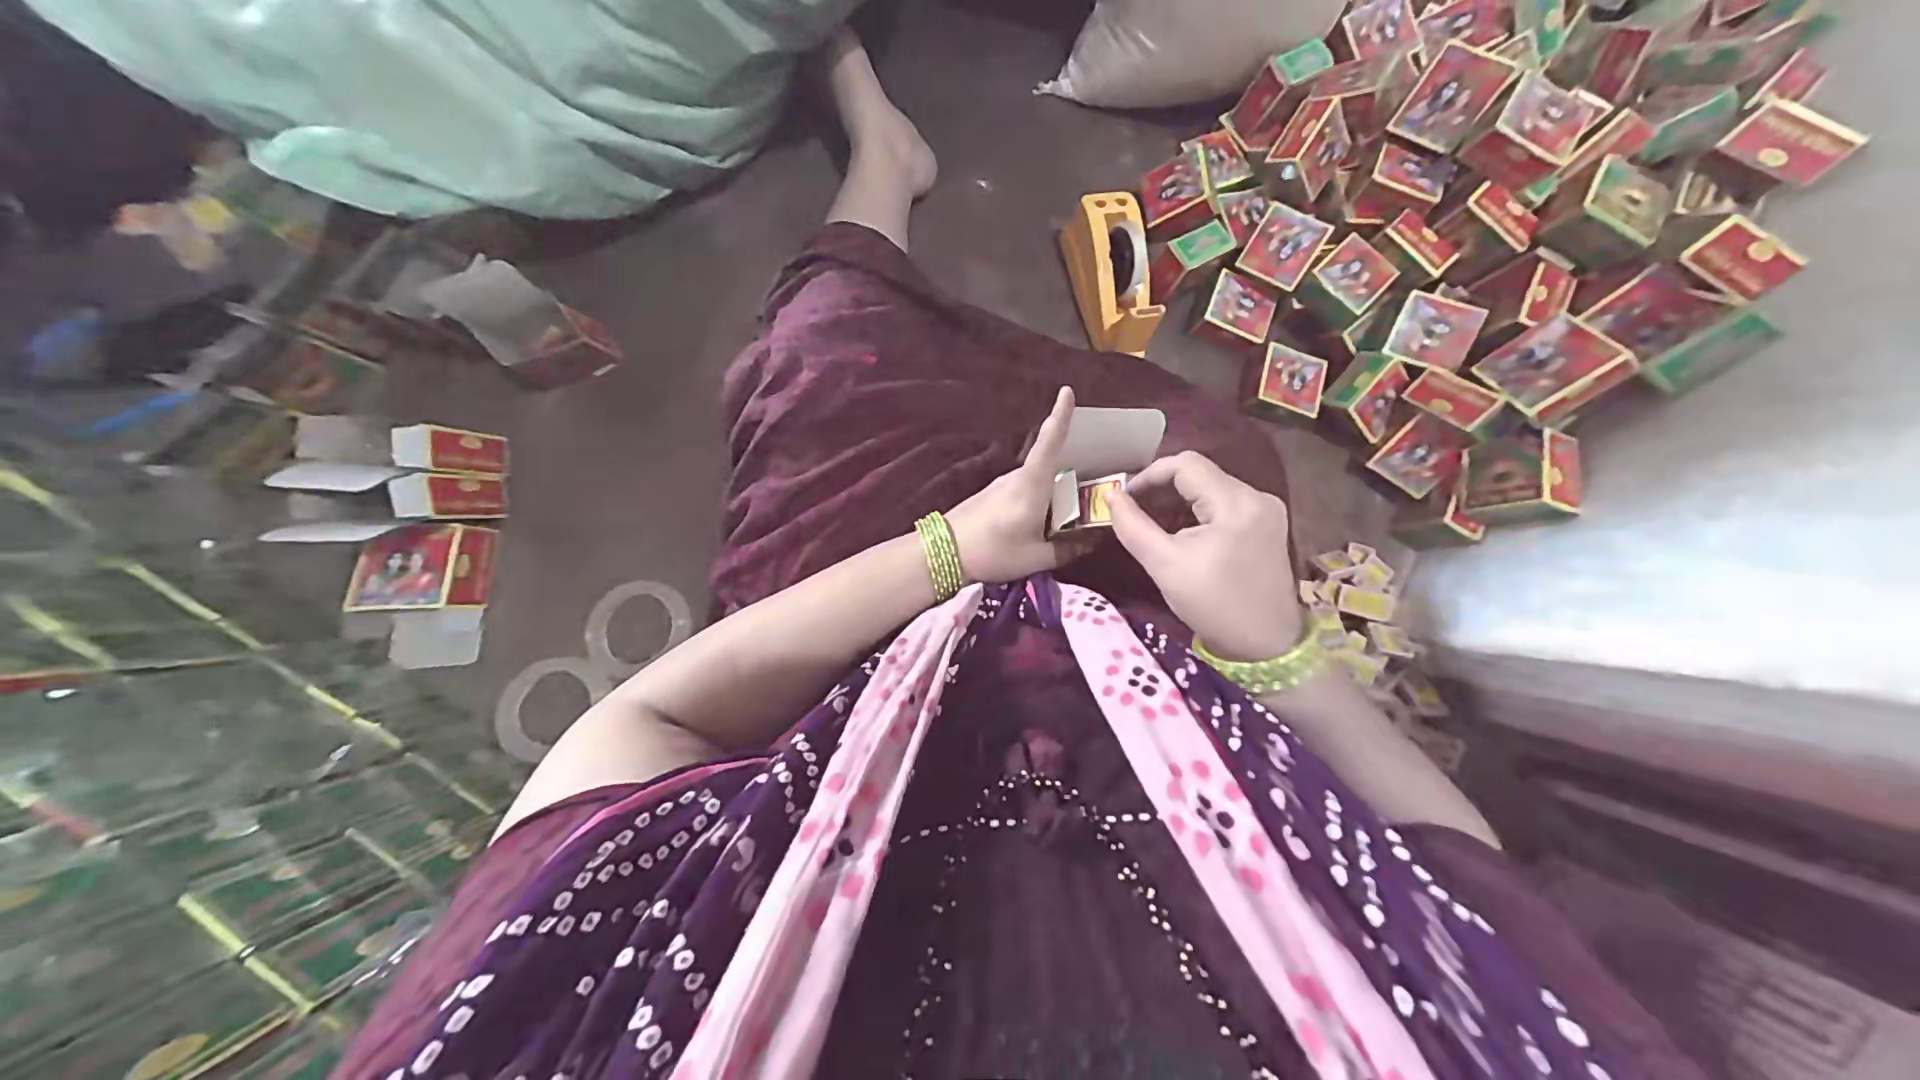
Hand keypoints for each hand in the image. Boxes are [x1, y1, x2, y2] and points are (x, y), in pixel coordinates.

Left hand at [946, 386, 1091, 584]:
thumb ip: (1067, 549)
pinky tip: (1031, 532)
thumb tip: (1092, 541)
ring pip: (1037, 485)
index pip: (1049, 443)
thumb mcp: (1036, 558)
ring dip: (1050, 501)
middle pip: (1050, 469)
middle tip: (1083, 512)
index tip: (1067, 391)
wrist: (942, 554)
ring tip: (1054, 532)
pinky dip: (1035, 507)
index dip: (1060, 416)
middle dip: (1069, 485)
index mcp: (1031, 485)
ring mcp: (1001, 485)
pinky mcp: (991, 495)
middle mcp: (1017, 477)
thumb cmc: (993, 552)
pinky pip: (1023, 493)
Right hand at [1106, 451, 1302, 660]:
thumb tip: (1111, 495)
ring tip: (1155, 526)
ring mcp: (1266, 509)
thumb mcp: (1165, 566)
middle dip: (1162, 489)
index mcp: (1235, 503)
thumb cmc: (1213, 605)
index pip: (1185, 464)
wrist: (1265, 644)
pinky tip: (1182, 534)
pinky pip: (1224, 502)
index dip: (1149, 476)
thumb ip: (1133, 526)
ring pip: (1211, 486)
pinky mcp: (1267, 523)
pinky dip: (1198, 511)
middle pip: (1199, 473)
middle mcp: (1257, 496)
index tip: (1126, 499)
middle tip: (1136, 514)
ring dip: (1179, 500)